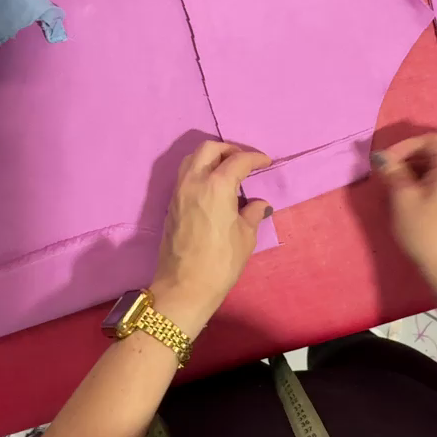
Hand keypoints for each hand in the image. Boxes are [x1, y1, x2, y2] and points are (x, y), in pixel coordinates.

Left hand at [152, 140, 272, 332]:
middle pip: (209, 149)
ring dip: (211, 157)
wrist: (184, 287)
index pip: (237, 161)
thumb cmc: (220, 263)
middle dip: (229, 149)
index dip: (254, 158)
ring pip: (193, 158)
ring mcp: (178, 191)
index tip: (265, 162)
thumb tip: (260, 204)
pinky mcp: (171, 203)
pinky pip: (185, 174)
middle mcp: (194, 181)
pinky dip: (200, 170)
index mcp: (216, 186)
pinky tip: (213, 185)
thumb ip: (252, 214)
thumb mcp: (245, 238)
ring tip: (227, 170)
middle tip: (244, 161)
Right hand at [373, 134, 436, 290]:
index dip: (403, 146)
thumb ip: (392, 171)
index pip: (429, 139)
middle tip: (394, 165)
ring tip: (398, 179)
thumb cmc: (426, 230)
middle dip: (414, 153)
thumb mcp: (403, 197)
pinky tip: (411, 192)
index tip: (383, 162)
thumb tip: (380, 156)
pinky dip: (428, 177)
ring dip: (419, 165)